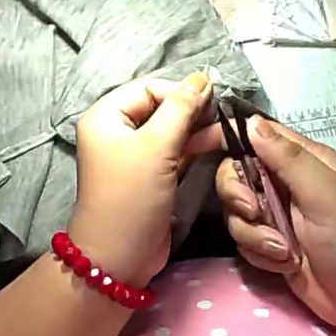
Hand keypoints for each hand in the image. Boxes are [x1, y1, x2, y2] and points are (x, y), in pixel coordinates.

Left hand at [69, 72, 214, 285]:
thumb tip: (203, 78)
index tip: (211, 100)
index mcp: (106, 117)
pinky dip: (196, 145)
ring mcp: (136, 154)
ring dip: (199, 128)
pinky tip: (221, 141)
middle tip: (224, 112)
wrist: (119, 258)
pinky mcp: (153, 174)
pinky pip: (176, 150)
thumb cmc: (131, 196)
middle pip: (161, 106)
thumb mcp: (157, 147)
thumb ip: (181, 109)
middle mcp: (118, 131)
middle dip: (192, 109)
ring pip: (172, 129)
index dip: (179, 92)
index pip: (148, 88)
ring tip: (230, 127)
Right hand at [214, 118, 335, 332]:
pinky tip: (286, 265)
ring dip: (254, 234)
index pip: (257, 134)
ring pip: (237, 213)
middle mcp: (288, 184)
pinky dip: (260, 254)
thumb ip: (289, 159)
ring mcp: (280, 216)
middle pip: (236, 174)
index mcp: (305, 161)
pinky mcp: (274, 247)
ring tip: (285, 251)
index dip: (223, 135)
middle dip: (237, 196)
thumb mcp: (328, 195)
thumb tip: (252, 123)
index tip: (194, 146)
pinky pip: (245, 242)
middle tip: (255, 213)